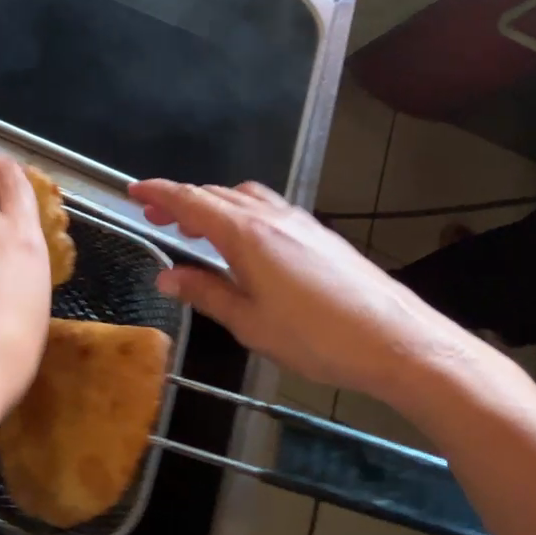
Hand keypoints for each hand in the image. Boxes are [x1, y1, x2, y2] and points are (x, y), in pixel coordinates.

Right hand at [129, 179, 475, 401]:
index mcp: (245, 234)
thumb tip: (166, 278)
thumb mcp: (249, 323)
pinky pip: (268, 208)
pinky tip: (244, 243)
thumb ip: (205, 294)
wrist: (401, 342)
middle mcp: (270, 217)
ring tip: (197, 229)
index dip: (158, 193)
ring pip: (245, 197)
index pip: (190, 201)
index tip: (133, 192)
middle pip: (215, 194)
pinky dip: (241, 212)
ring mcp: (300, 223)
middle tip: (158, 218)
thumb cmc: (318, 338)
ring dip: (213, 204)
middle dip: (181, 200)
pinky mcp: (320, 236)